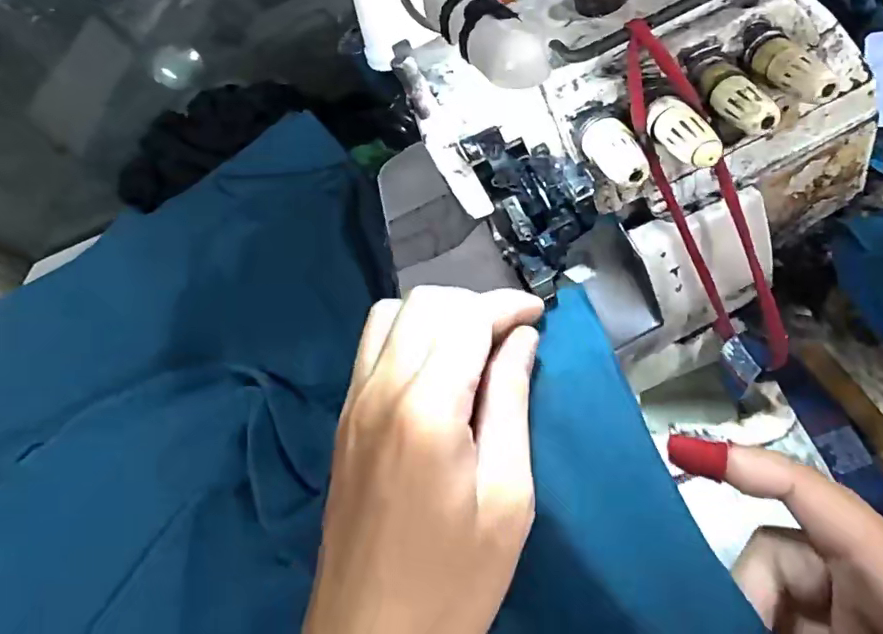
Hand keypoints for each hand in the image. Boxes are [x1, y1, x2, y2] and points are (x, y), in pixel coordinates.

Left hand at [303, 287, 544, 633]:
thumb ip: (511, 403)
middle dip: (475, 305)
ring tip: (473, 346)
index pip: (467, 318)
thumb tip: (521, 340)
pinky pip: (371, 341)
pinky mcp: (343, 416)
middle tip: (511, 336)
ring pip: (392, 311)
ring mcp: (354, 399)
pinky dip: (407, 330)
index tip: (539, 314)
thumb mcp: (507, 498)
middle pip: (427, 302)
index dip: (507, 306)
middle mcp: (381, 388)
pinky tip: (434, 364)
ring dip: (438, 313)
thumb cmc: (452, 580)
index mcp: (426, 408)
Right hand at [678, 440, 882, 633]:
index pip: (805, 489)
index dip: (742, 463)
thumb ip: (793, 617)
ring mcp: (862, 605)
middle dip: (749, 596)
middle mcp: (872, 572)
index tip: (679, 451)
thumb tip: (728, 602)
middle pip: (776, 552)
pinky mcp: (849, 628)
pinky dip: (771, 622)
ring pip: (776, 588)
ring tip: (752, 629)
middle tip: (731, 625)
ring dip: (758, 614)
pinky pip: (791, 615)